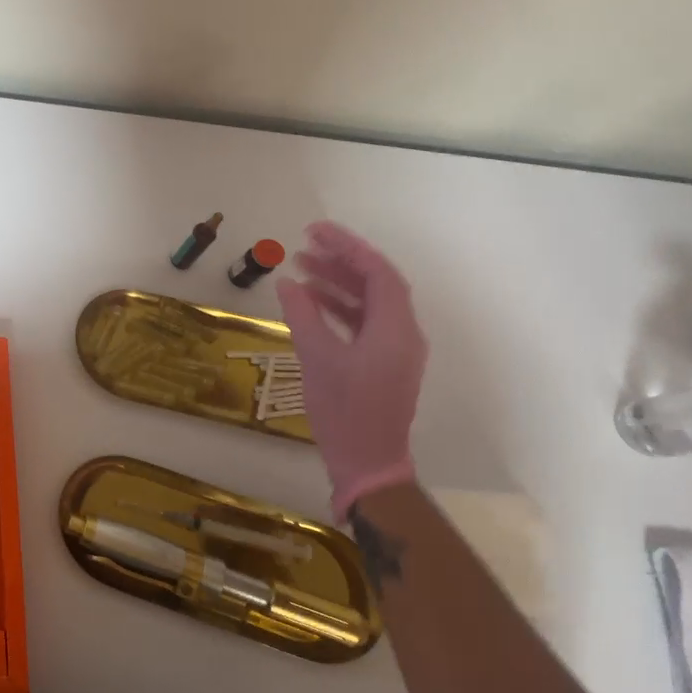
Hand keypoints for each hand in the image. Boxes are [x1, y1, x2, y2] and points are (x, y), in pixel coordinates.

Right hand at [276, 221, 427, 519]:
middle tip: (304, 244)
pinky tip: (310, 303)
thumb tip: (288, 282)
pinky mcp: (384, 365)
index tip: (315, 231)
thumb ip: (302, 315)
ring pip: (370, 303)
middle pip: (377, 284)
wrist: (368, 461)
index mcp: (395, 329)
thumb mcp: (317, 358)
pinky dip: (339, 308)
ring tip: (300, 269)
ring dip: (338, 284)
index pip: (378, 273)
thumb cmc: (343, 410)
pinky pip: (364, 323)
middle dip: (342, 261)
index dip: (348, 247)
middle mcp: (403, 334)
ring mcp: (395, 351)